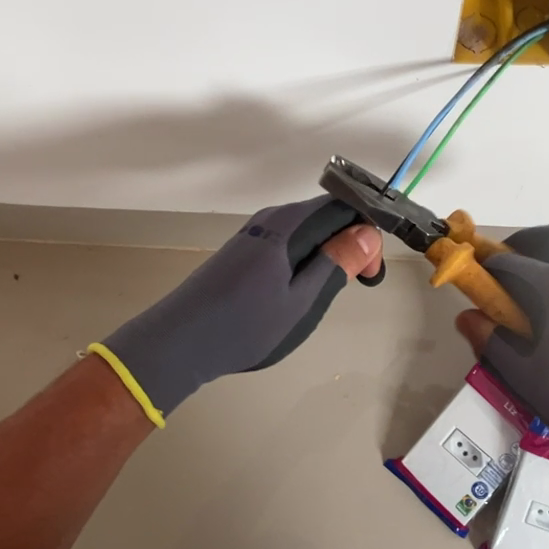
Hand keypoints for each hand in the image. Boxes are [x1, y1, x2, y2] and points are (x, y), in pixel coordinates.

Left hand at [95, 197, 383, 423]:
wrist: (179, 342)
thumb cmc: (244, 324)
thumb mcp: (301, 300)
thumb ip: (335, 262)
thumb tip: (369, 232)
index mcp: (287, 224)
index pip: (342, 206)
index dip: (366, 232)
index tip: (368, 271)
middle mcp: (270, 219)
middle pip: (324, 217)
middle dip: (348, 245)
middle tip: (354, 286)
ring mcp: (252, 234)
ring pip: (305, 234)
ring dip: (325, 257)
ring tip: (323, 296)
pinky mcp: (241, 252)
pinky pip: (285, 246)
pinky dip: (302, 264)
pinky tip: (295, 295)